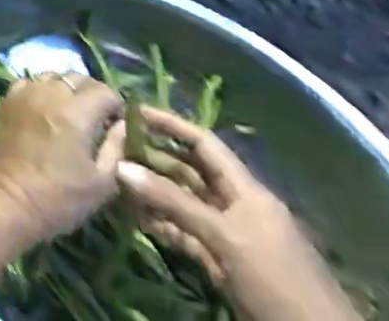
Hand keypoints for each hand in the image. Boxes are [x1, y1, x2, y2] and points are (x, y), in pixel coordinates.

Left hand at [0, 75, 126, 238]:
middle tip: (97, 115)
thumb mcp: (104, 180)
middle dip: (92, 92)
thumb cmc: (62, 195)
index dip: (115, 104)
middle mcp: (48, 94)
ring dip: (65, 88)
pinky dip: (41, 89)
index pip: (103, 90)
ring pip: (51, 76)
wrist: (11, 196)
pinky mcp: (6, 99)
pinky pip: (28, 83)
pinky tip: (46, 109)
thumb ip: (117, 146)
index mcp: (75, 113)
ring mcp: (23, 93)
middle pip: (76, 78)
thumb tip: (123, 124)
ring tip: (71, 110)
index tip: (118, 121)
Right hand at [116, 107, 359, 320]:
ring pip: (180, 200)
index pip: (204, 144)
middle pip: (188, 170)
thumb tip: (120, 166)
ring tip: (116, 183)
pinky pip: (182, 229)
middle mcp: (235, 204)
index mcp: (246, 191)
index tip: (133, 110)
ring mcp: (226, 232)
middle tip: (112, 148)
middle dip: (152, 158)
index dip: (170, 123)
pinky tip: (136, 218)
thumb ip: (172, 201)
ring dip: (151, 192)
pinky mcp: (219, 257)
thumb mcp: (225, 237)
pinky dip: (159, 222)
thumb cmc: (276, 279)